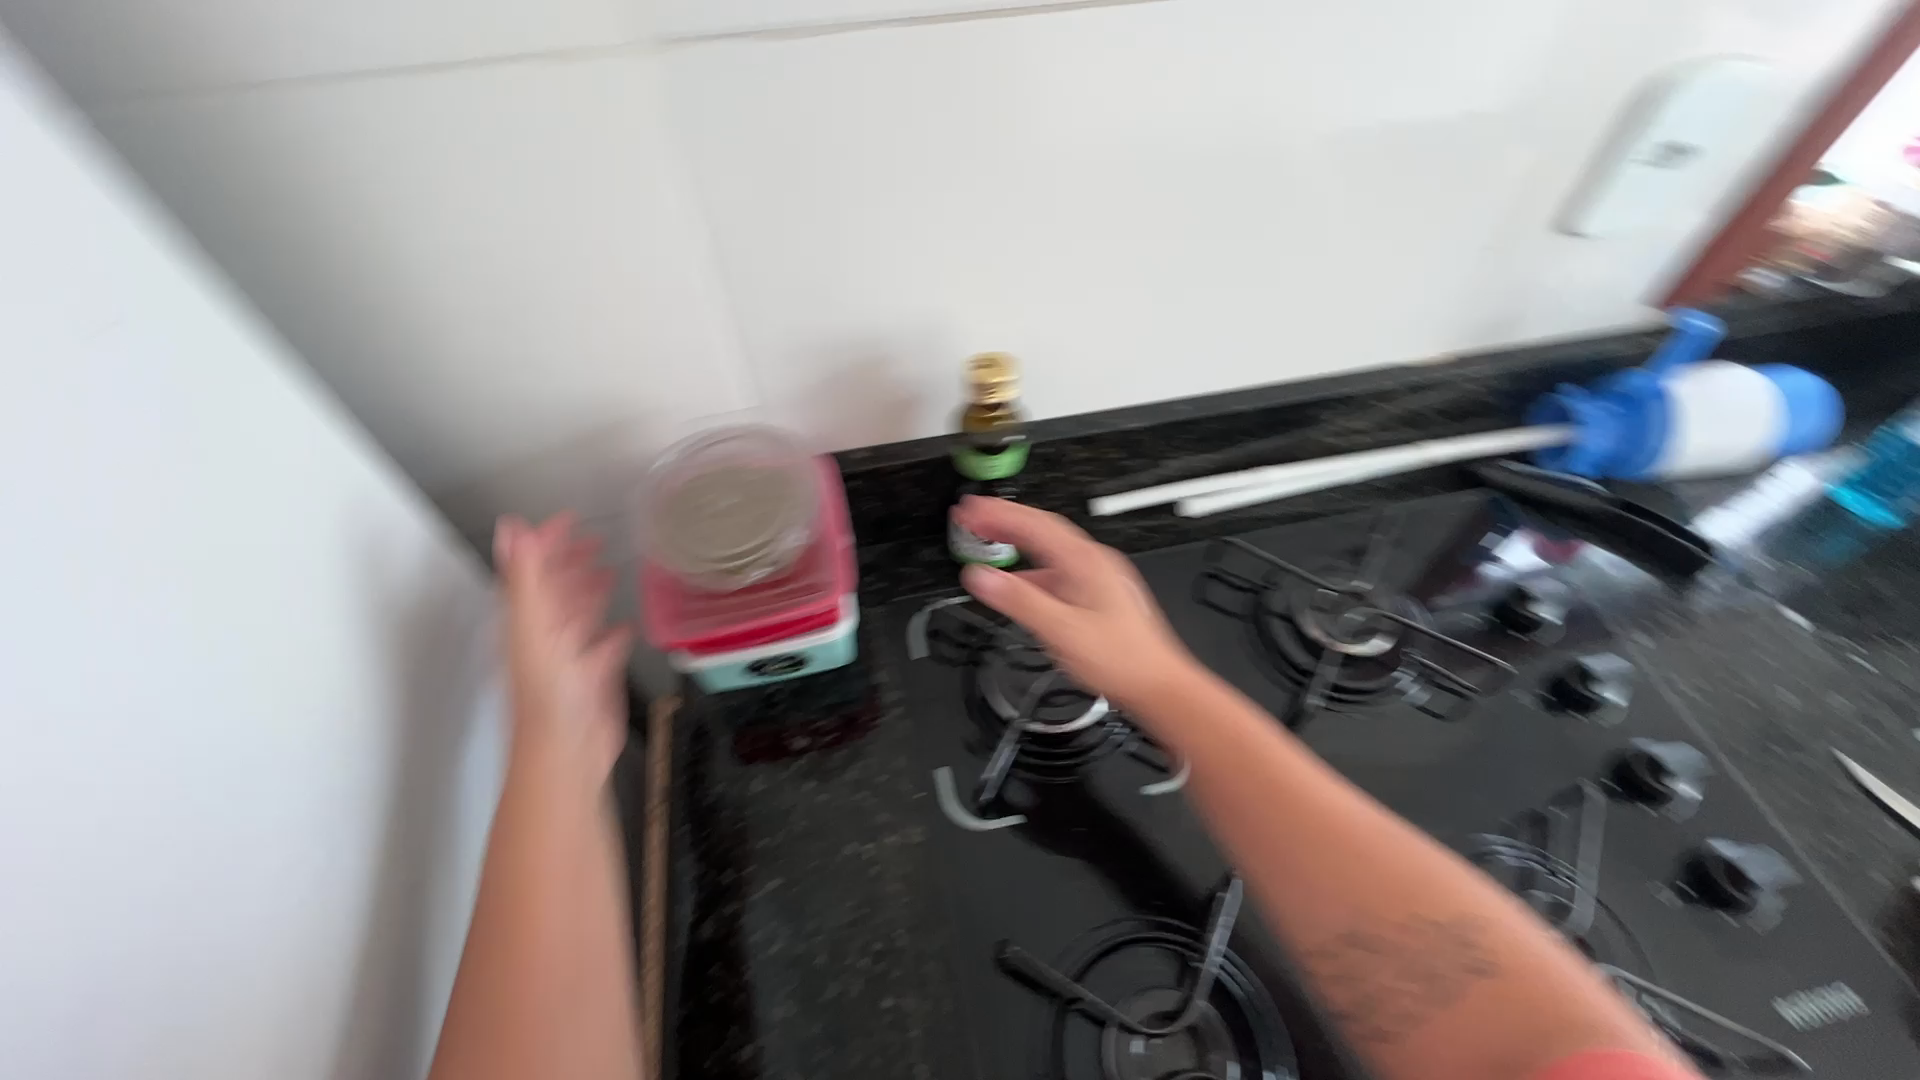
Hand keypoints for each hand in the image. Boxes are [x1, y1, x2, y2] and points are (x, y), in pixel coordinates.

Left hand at [494, 514, 633, 785]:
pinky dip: (614, 631)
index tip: (569, 518)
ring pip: (580, 614)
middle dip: (573, 561)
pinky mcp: (592, 676)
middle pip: (557, 589)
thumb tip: (511, 529)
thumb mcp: (533, 625)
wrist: (568, 747)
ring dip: (592, 590)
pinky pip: (603, 645)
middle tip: (596, 538)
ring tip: (611, 570)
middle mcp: (545, 634)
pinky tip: (626, 625)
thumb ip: (525, 575)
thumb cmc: (549, 692)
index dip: (548, 541)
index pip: (535, 570)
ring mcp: (569, 656)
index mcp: (527, 620)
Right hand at [954, 496, 1201, 710]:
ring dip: (1016, 543)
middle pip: (1042, 530)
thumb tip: (981, 577)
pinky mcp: (1096, 596)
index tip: (970, 509)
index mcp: (1085, 562)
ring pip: (1049, 550)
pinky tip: (1019, 584)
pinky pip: (1056, 571)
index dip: (998, 513)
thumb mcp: (1062, 629)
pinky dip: (1030, 570)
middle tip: (972, 517)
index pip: (1034, 524)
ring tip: (988, 543)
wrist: (1157, 685)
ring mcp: (1096, 579)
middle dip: (1004, 520)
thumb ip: (1019, 601)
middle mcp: (1093, 563)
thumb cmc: (1122, 660)